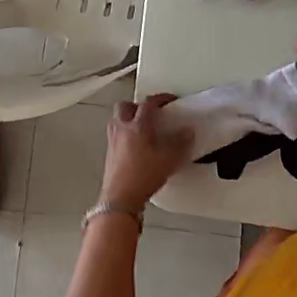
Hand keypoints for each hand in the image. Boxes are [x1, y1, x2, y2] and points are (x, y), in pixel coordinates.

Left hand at [100, 94, 191, 211]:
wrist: (120, 198)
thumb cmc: (145, 175)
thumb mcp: (169, 159)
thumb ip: (180, 142)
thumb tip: (188, 131)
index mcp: (138, 126)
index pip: (148, 103)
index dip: (160, 98)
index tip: (170, 100)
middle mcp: (122, 129)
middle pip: (124, 106)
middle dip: (137, 105)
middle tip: (150, 112)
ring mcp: (112, 141)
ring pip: (116, 119)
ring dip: (127, 117)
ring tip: (141, 126)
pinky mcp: (108, 154)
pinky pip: (115, 134)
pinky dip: (124, 132)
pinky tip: (135, 145)